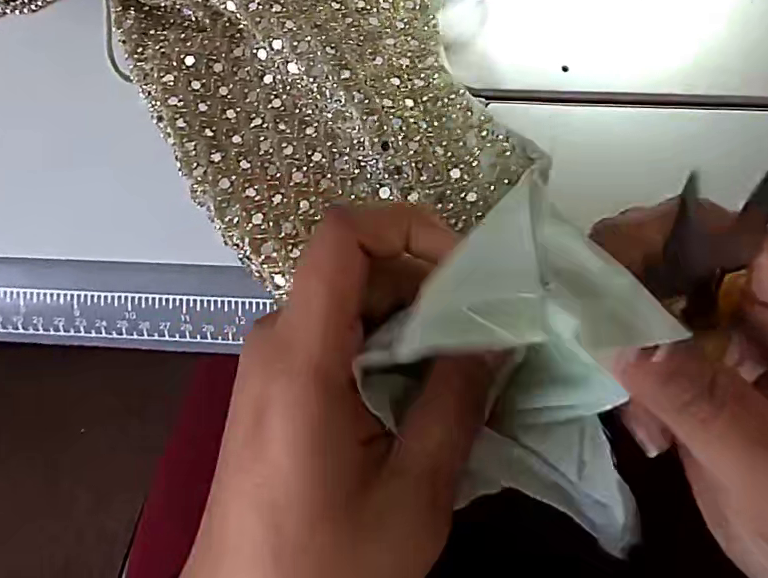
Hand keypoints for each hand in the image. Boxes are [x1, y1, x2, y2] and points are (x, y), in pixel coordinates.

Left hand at [182, 205, 497, 577]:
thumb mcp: (410, 498)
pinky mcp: (277, 375)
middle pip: (358, 266)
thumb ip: (455, 404)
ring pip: (352, 297)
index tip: (465, 265)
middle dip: (426, 283)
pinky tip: (420, 389)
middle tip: (483, 329)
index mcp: (300, 353)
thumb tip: (495, 335)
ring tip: (461, 367)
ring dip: (411, 317)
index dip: (406, 225)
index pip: (342, 234)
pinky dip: (385, 341)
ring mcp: (272, 353)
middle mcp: (278, 334)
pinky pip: (338, 328)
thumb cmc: (322, 570)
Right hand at [611, 235, 767, 577]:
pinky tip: (654, 430)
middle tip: (598, 346)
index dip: (655, 240)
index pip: (728, 236)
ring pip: (668, 298)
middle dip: (635, 299)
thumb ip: (701, 403)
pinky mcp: (736, 367)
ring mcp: (764, 338)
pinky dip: (645, 376)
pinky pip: (669, 341)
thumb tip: (612, 329)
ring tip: (640, 418)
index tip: (592, 276)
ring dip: (635, 345)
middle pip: (690, 258)